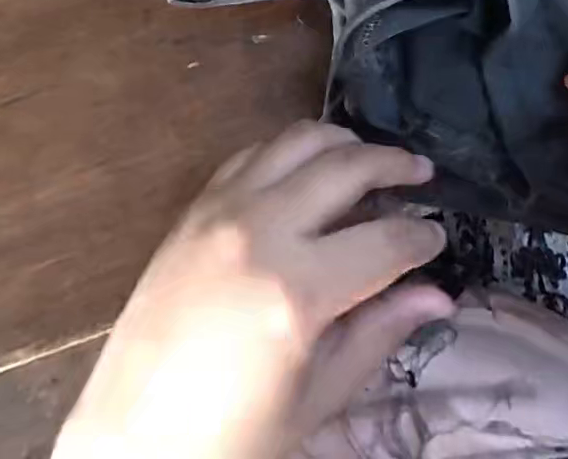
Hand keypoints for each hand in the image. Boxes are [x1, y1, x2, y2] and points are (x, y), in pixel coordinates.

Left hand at [52, 122, 454, 458]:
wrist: (129, 442)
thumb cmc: (230, 439)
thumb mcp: (316, 397)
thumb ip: (380, 332)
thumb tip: (439, 296)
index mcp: (296, 292)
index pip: (384, 242)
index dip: (420, 236)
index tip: (437, 235)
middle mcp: (262, 231)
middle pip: (347, 167)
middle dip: (396, 164)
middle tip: (422, 172)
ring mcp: (223, 209)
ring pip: (300, 139)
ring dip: (346, 141)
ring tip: (371, 157)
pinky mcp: (196, 206)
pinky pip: (255, 152)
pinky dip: (291, 150)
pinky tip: (307, 169)